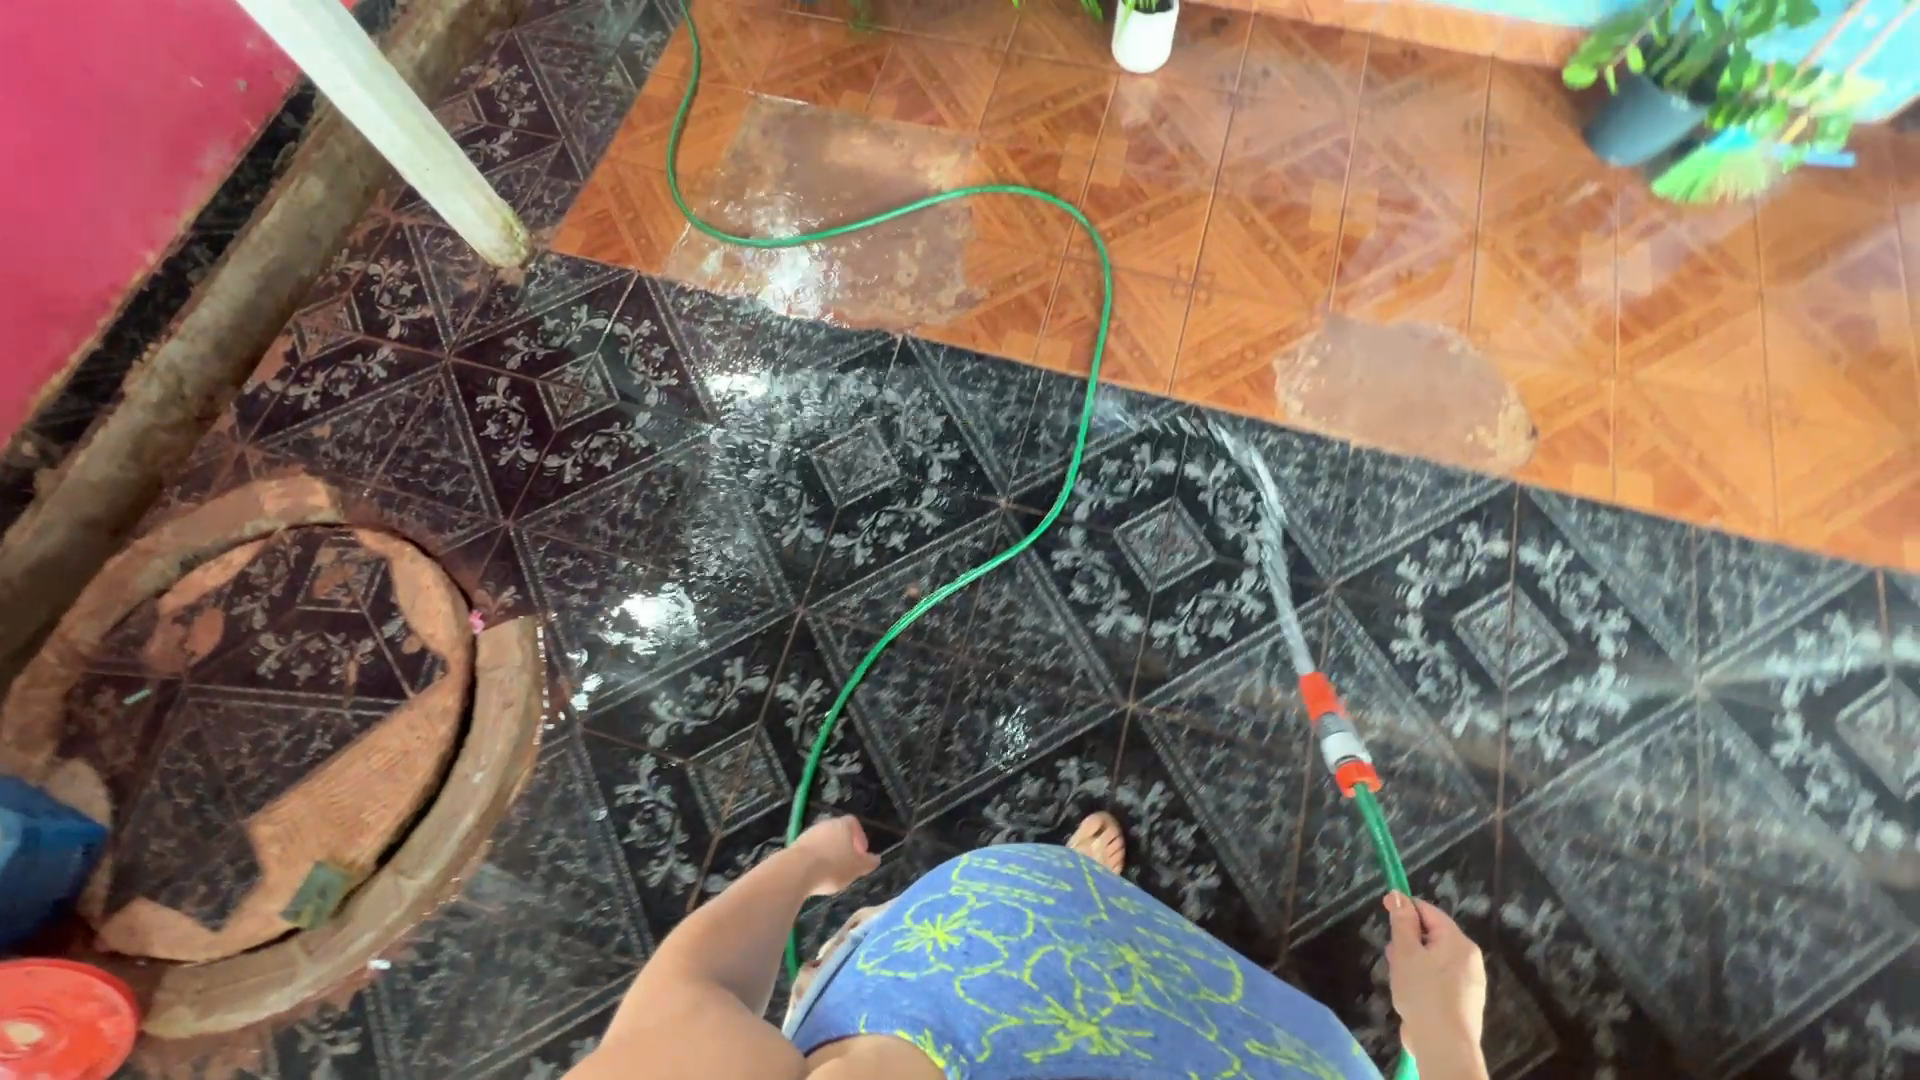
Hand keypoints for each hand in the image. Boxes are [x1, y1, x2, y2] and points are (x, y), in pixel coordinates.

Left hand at [789, 816, 880, 896]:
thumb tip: (876, 858)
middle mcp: (825, 824)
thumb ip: (868, 863)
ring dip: (829, 853)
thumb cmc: (833, 867)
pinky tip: (816, 874)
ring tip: (831, 872)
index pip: (854, 823)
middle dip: (844, 846)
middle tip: (847, 864)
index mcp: (842, 825)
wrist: (796, 871)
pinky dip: (815, 859)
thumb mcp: (856, 868)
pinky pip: (810, 850)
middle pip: (838, 831)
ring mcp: (808, 834)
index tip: (861, 853)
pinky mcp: (795, 845)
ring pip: (823, 841)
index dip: (859, 837)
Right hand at [1384, 892, 1486, 1069]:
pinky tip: (1410, 996)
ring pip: (1431, 959)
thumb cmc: (1423, 992)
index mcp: (1458, 943)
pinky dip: (1421, 981)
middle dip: (1406, 942)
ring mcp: (1468, 983)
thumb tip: (1398, 895)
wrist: (1444, 1046)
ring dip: (1411, 963)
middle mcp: (1468, 959)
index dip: (1404, 907)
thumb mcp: (1405, 951)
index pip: (1428, 911)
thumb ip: (1402, 921)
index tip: (1382, 909)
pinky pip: (1437, 979)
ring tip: (1400, 981)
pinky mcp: (1462, 1002)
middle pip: (1430, 935)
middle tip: (1392, 957)